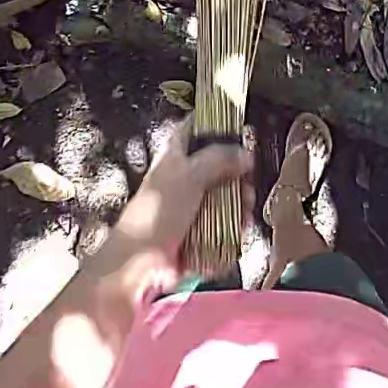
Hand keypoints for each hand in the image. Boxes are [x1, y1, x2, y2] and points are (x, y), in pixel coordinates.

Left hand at [99, 118, 252, 284]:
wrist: (139, 264)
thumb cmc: (159, 213)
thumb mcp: (190, 175)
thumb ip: (220, 158)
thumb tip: (247, 154)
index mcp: (176, 153)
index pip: (197, 125)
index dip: (218, 123)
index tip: (242, 130)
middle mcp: (184, 174)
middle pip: (219, 163)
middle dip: (238, 175)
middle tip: (248, 185)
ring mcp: (191, 203)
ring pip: (224, 194)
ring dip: (239, 203)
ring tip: (246, 213)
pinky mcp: (197, 228)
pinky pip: (222, 221)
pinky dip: (233, 225)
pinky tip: (241, 230)